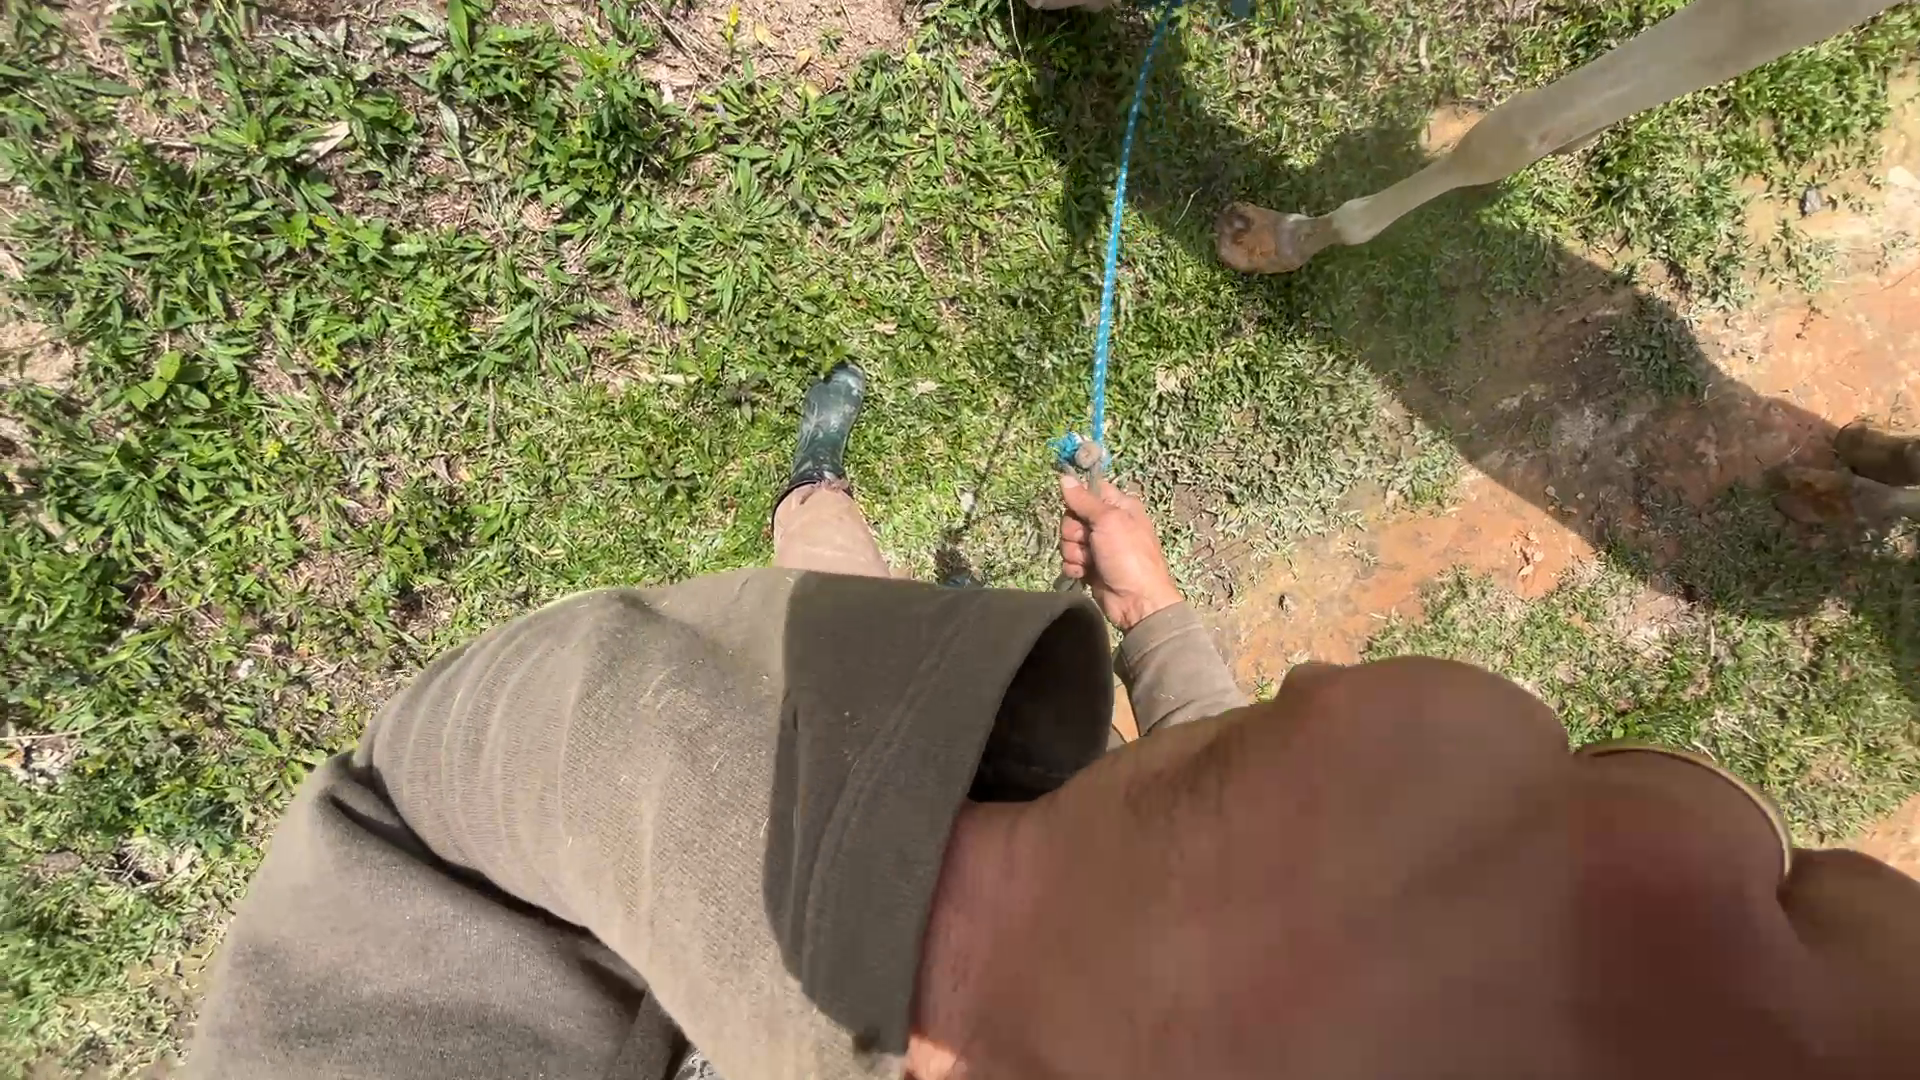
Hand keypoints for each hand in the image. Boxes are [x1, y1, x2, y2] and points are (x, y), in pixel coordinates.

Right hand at [1057, 473, 1182, 631]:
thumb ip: (1084, 500)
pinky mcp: (1090, 567)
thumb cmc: (1128, 555)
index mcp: (1119, 507)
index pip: (1089, 491)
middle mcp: (1108, 524)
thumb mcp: (1108, 521)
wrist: (1136, 601)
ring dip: (1074, 552)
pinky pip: (1069, 560)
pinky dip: (1074, 567)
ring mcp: (1098, 547)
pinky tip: (1085, 574)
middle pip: (1073, 516)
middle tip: (1088, 542)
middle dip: (1074, 532)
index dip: (1079, 500)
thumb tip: (1064, 476)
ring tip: (1089, 562)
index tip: (1078, 510)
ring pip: (1068, 540)